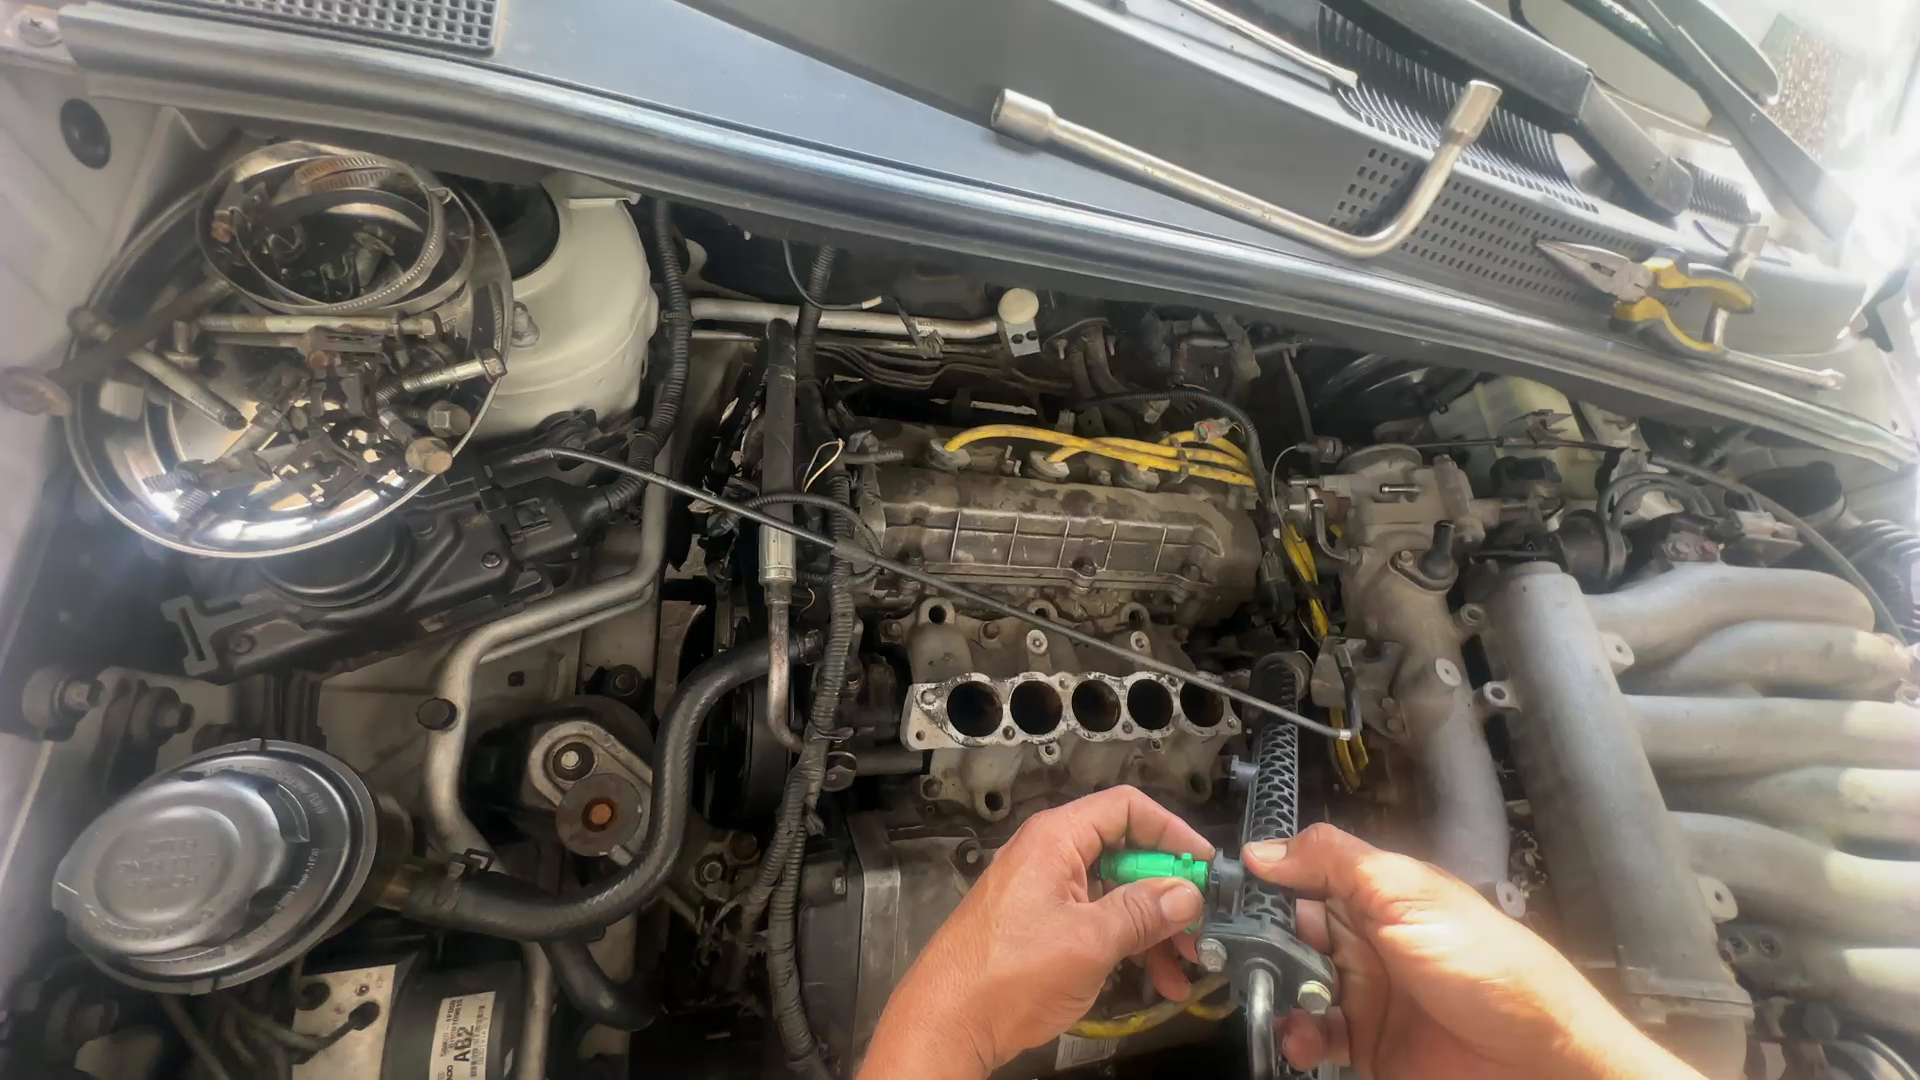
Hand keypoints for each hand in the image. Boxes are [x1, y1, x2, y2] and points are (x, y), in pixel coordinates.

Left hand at [859, 787, 1211, 1079]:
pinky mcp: (1044, 922)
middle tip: (1202, 925)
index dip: (1170, 830)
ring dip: (1154, 925)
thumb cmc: (1009, 971)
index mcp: (1057, 838)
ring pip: (1115, 891)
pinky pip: (1097, 918)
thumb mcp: (1089, 941)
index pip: (1125, 807)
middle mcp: (1052, 853)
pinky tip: (1158, 980)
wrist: (948, 1018)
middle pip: (1124, 851)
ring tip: (1187, 965)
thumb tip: (1186, 893)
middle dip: (1167, 889)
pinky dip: (1128, 942)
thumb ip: (1141, 912)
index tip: (1204, 866)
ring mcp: (1047, 888)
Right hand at [1247, 824, 1705, 1079]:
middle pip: (1287, 926)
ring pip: (1291, 977)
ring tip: (1265, 993)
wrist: (1550, 1073)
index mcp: (1372, 893)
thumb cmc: (1484, 967)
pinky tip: (1298, 1035)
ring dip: (1271, 984)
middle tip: (1227, 946)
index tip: (1221, 889)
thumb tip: (1258, 849)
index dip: (1262, 879)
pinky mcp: (1364, 1044)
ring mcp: (1361, 992)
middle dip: (1255, 934)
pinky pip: (1313, 1031)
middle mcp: (1361, 938)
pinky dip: (1297, 1032)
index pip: (1300, 874)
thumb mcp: (1408, 894)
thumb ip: (1331, 861)